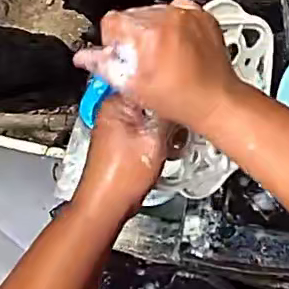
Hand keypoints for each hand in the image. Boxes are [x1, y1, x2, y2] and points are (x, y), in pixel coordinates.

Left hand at [72, 95, 172, 220]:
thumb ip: (168, 115)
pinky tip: (162, 151)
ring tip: (170, 144)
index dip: (170, 94)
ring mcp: (115, 125)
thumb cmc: (120, 178)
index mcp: (115, 102)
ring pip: (149, 115)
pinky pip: (143, 129)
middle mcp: (112, 110)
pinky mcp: (119, 139)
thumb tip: (180, 98)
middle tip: (178, 130)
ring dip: (163, 128)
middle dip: (168, 114)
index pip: (149, 82)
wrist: (105, 205)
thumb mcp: (155, 140)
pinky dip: (155, 138)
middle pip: (150, 99)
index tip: (183, 104)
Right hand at [73, 0, 244, 128]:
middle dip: (132, 35)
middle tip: (143, 59)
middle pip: (132, 15)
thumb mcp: (133, 87)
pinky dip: (174, 23)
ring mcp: (186, 15)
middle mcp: (166, 17)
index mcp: (146, 33)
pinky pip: (178, 10)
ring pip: (154, 11)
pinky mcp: (201, 15)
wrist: (216, 99)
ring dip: (152, 29)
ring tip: (163, 54)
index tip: (120, 53)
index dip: (111, 40)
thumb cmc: (180, 99)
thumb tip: (84, 57)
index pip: (111, 20)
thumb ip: (103, 66)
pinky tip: (177, 44)